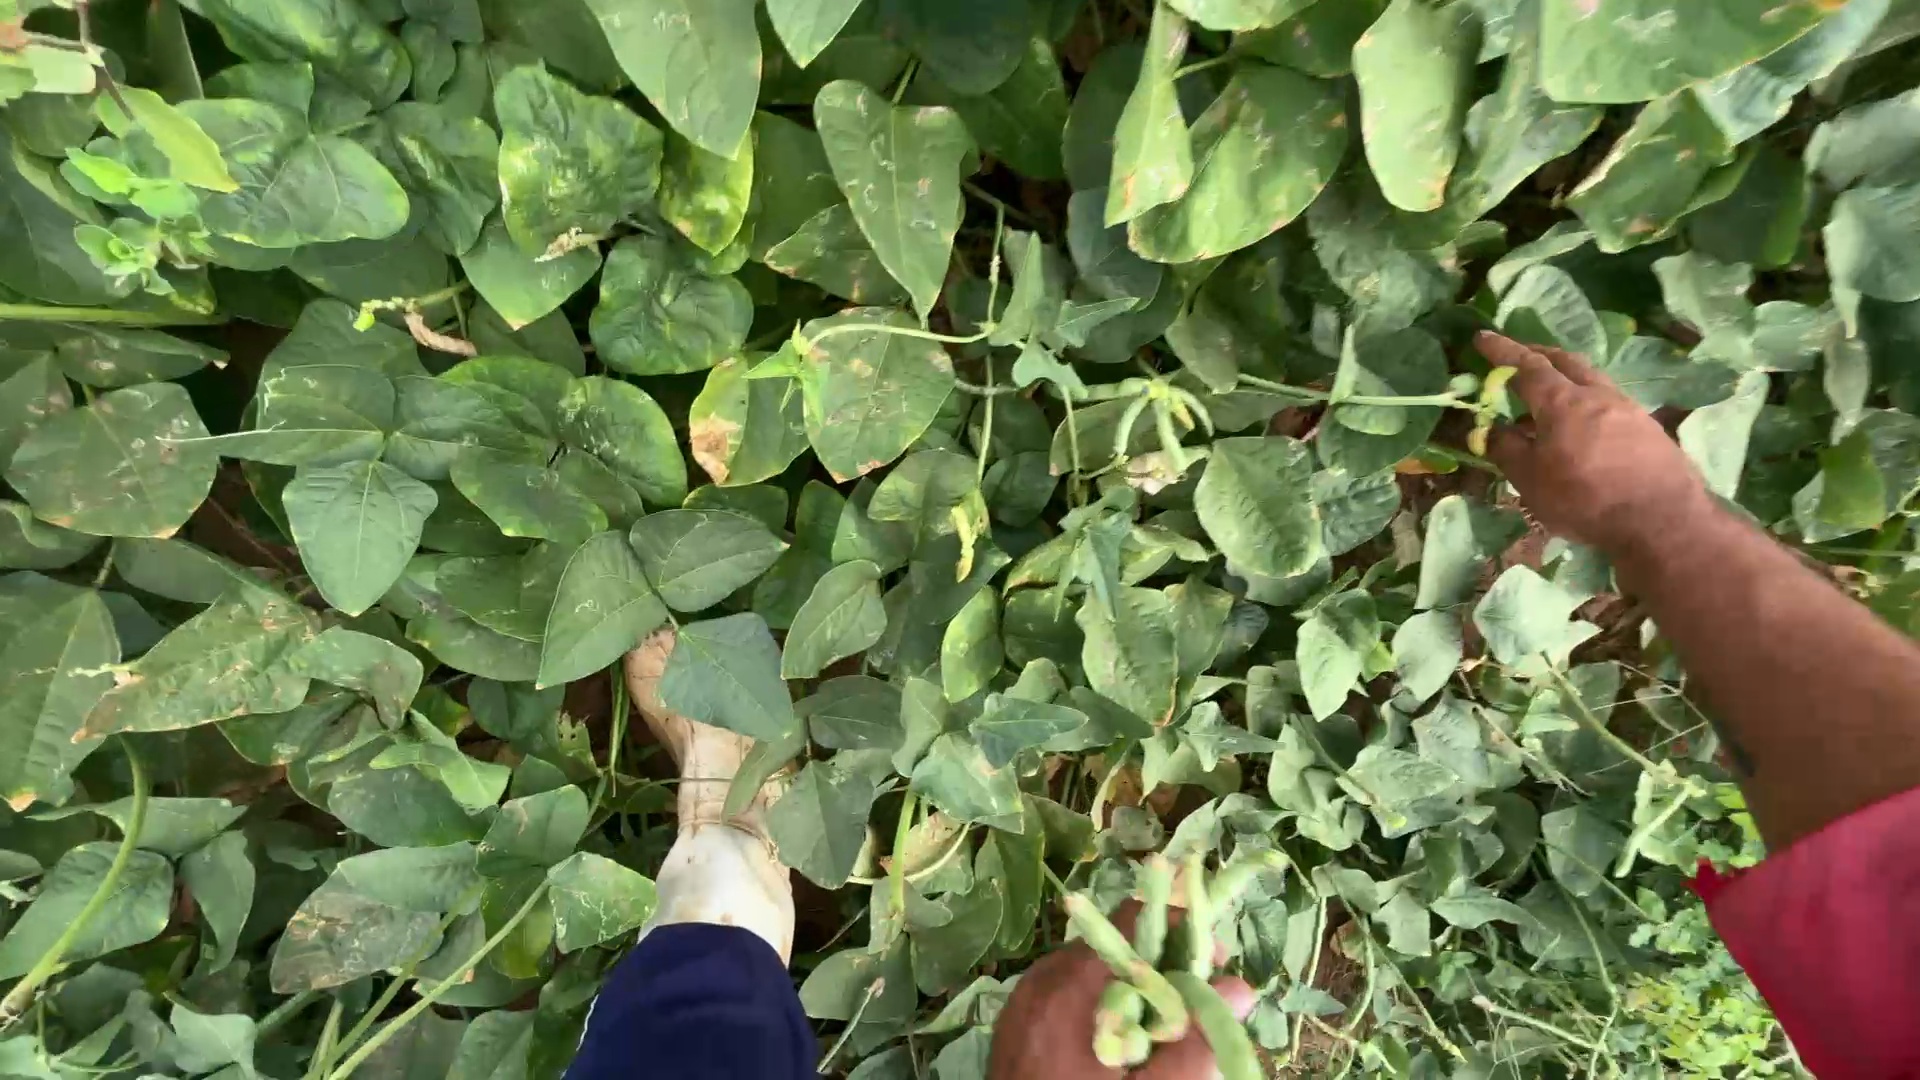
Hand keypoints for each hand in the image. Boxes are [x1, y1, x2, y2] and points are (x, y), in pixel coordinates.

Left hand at [986, 904, 1254, 1079]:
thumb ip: (1192, 1046)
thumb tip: (1239, 987)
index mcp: (1070, 986)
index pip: (1129, 923)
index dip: (1178, 932)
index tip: (1213, 962)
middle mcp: (1042, 976)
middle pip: (1113, 945)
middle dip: (1160, 966)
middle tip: (1197, 1005)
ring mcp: (1024, 996)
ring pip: (1091, 968)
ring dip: (1131, 987)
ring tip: (1162, 1033)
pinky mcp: (1017, 1017)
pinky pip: (1067, 989)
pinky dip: (1099, 1002)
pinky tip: (1120, 1043)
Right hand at [1474, 332, 1716, 553]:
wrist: (1661, 522)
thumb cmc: (1583, 499)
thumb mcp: (1528, 478)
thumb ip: (1506, 448)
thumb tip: (1492, 429)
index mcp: (1564, 404)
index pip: (1528, 366)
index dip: (1502, 351)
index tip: (1482, 337)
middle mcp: (1599, 396)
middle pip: (1566, 361)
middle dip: (1537, 353)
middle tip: (1515, 355)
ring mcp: (1628, 409)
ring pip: (1590, 378)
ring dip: (1562, 376)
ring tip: (1541, 394)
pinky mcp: (1645, 428)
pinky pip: (1605, 399)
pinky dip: (1581, 398)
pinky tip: (1572, 422)